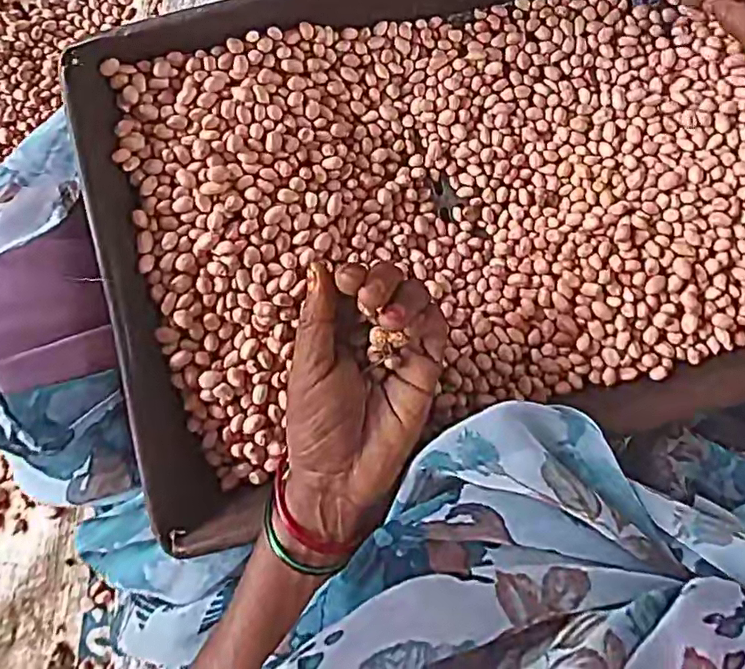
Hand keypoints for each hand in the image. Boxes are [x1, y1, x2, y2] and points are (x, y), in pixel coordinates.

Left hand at [281, 261, 448, 548]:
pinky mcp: (425, 366)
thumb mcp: (308, 365)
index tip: (345, 279)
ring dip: (404, 296)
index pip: (353, 281)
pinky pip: (436, 328)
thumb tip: (318, 266)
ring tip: (386, 316)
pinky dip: (426, 318)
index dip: (352, 273)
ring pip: (416, 296)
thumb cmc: (315, 423)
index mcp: (339, 324)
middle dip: (380, 279)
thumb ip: (317, 315)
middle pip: (388, 280)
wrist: (339, 478)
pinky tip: (404, 331)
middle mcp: (371, 328)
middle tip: (367, 298)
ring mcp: (401, 345)